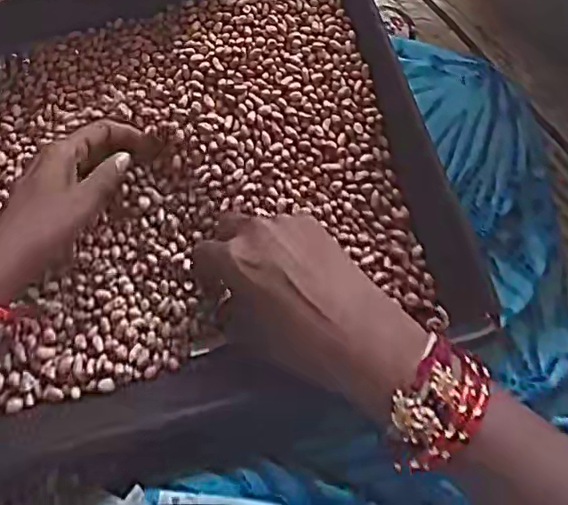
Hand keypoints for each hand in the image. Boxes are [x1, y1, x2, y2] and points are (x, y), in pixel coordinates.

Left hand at [0, 121, 151, 303]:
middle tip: (143, 155)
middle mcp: (49, 157)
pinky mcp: (39, 196)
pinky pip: (72, 177)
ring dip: (105, 163)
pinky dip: (91, 178)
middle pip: (89, 141)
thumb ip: (106, 177)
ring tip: (128, 173)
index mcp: (60, 151)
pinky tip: (100, 194)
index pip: (99, 128)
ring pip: (81, 160)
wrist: (2, 263)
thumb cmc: (44, 229)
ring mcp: (42, 177)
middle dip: (117, 146)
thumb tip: (124, 156)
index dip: (126, 132)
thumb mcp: (83, 202)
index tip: (149, 142)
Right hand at [194, 213, 428, 419]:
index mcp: (234, 257)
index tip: (213, 287)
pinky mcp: (314, 222)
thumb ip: (233, 311)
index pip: (202, 252)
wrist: (365, 334)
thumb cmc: (304, 345)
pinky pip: (287, 228)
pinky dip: (285, 241)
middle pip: (227, 225)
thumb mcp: (254, 337)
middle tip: (238, 274)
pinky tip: (301, 267)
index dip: (205, 272)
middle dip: (227, 246)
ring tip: (274, 272)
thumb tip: (229, 303)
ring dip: (258, 243)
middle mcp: (256, 230)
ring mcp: (287, 221)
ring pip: (259, 225)